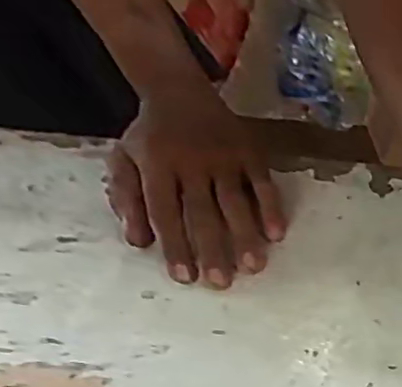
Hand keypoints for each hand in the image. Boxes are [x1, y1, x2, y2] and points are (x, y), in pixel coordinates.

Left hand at [106, 85, 285, 288]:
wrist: (177, 88)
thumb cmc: (152, 139)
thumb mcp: (126, 160)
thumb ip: (128, 199)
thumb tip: (139, 241)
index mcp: (156, 163)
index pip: (164, 211)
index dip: (175, 246)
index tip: (185, 278)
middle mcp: (190, 159)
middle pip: (202, 211)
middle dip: (212, 248)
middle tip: (220, 282)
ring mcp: (223, 155)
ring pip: (235, 200)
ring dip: (245, 235)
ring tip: (252, 268)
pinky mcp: (249, 151)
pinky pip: (263, 182)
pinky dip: (271, 208)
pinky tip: (276, 236)